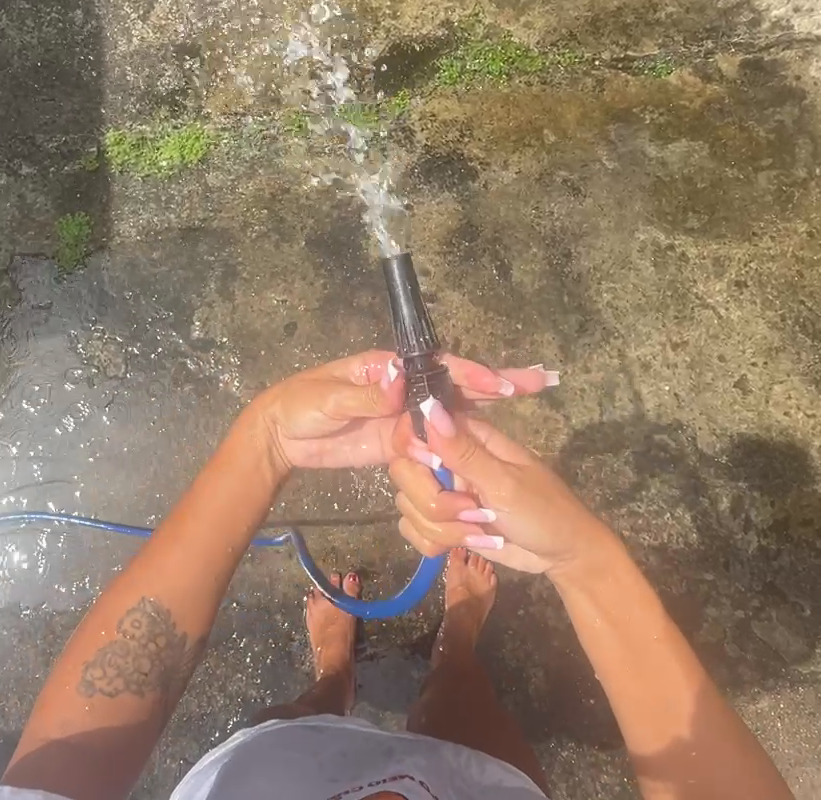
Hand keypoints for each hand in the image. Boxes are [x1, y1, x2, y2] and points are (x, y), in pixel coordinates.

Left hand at [248, 351, 556, 472]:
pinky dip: (459, 446)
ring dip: (488, 413)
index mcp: (387, 368)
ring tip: (528, 404)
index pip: (436, 368)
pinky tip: (486, 454)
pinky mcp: (397, 444)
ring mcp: (402, 417)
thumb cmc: (300, 404)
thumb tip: (401, 383)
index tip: (500, 385)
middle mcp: (402, 389)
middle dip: (497, 382)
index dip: (469, 374)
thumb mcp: (328, 397)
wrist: (280, 436)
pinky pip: (433, 444)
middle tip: (541, 379)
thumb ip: (365, 394)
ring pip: (451, 415)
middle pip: (455, 386)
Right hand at [388, 414, 610, 575]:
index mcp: (466, 436)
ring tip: (481, 529)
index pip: (415, 427)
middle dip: (434, 501)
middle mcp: (448, 459)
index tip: (433, 470)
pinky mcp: (441, 520)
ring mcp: (444, 491)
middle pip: (404, 471)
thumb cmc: (544, 512)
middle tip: (472, 511)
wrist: (562, 556)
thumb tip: (428, 406)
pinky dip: (435, 542)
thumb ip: (462, 451)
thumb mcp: (505, 482)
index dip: (411, 448)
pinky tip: (466, 542)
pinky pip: (412, 529)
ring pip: (407, 504)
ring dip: (443, 527)